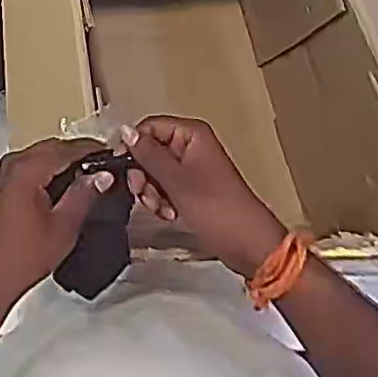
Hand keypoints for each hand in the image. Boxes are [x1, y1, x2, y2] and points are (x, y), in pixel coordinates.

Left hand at [0, 138, 112, 305]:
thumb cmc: (25, 255)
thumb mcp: (64, 227)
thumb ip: (83, 195)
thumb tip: (102, 175)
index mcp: (26, 169)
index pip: (64, 149)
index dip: (90, 149)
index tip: (111, 153)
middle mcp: (14, 163)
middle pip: (52, 146)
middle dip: (79, 152)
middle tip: (105, 164)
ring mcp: (8, 170)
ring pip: (43, 153)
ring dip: (66, 159)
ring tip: (92, 173)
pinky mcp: (7, 180)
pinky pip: (34, 162)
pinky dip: (52, 166)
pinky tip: (69, 182)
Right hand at [124, 116, 286, 276]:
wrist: (252, 248)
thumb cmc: (218, 210)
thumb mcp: (176, 180)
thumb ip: (147, 154)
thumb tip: (125, 131)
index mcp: (191, 134)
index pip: (148, 128)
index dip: (134, 147)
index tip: (127, 169)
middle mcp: (191, 145)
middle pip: (150, 150)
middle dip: (144, 175)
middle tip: (145, 194)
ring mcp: (193, 168)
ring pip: (155, 171)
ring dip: (152, 191)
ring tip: (162, 209)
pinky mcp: (193, 188)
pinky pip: (166, 186)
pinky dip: (162, 200)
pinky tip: (169, 213)